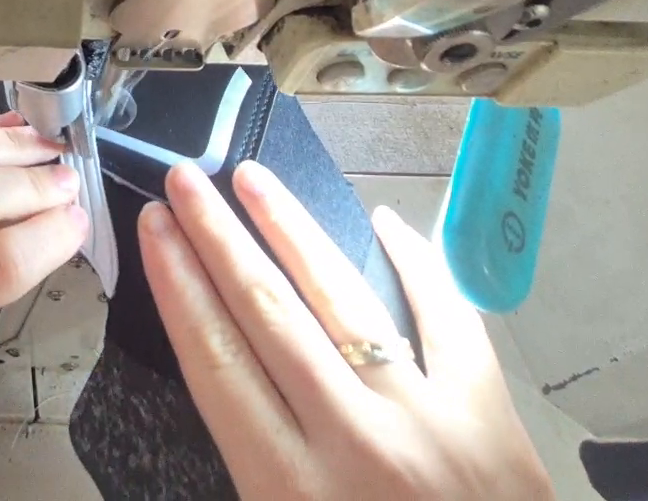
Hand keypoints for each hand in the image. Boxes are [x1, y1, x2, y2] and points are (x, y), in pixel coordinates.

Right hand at [140, 161, 551, 500]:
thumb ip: (242, 463)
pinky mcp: (495, 422)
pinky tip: (384, 219)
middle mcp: (354, 442)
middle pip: (268, 311)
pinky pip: (453, 324)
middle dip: (217, 237)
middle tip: (185, 179)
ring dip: (291, 231)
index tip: (152, 226)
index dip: (177, 281)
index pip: (214, 355)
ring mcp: (430, 424)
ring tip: (251, 177)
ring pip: (343, 301)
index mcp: (288, 487)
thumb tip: (212, 357)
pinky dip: (420, 268)